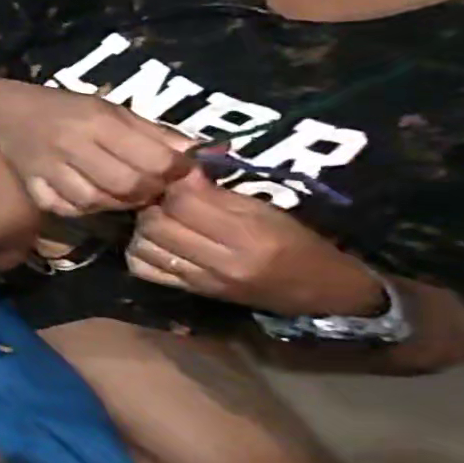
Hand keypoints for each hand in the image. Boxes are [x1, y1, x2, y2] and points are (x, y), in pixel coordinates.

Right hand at [0, 81, 193, 214]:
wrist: (5, 111)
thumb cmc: (64, 107)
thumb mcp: (111, 110)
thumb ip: (152, 132)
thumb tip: (198, 154)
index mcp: (97, 122)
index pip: (154, 160)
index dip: (175, 171)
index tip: (176, 171)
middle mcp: (71, 145)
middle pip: (126, 184)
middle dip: (146, 191)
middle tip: (147, 186)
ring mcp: (46, 167)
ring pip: (94, 201)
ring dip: (114, 202)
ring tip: (118, 192)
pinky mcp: (29, 183)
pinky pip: (62, 207)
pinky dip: (79, 208)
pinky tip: (86, 197)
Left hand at [128, 170, 387, 317]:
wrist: (323, 292)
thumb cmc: (297, 242)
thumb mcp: (266, 211)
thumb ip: (217, 193)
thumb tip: (179, 170)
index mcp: (250, 237)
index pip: (183, 202)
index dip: (172, 186)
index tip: (177, 180)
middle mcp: (223, 262)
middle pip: (155, 224)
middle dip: (152, 206)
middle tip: (162, 201)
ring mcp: (203, 281)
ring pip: (142, 246)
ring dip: (143, 228)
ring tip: (159, 221)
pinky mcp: (190, 292)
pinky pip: (142, 269)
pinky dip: (140, 252)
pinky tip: (154, 242)